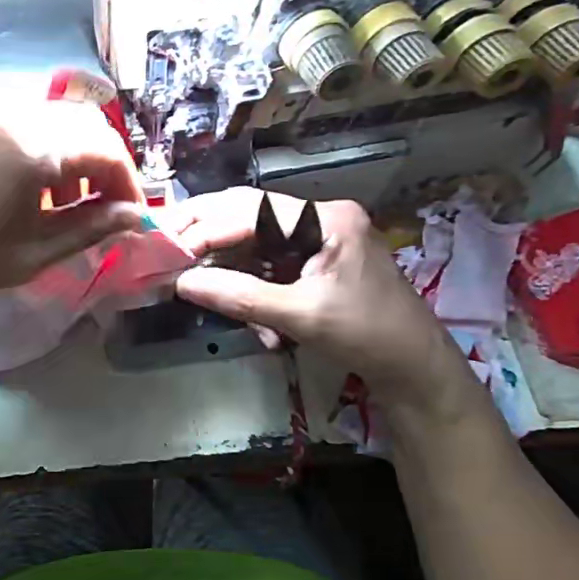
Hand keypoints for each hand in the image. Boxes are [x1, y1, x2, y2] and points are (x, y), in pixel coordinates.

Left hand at [0, 89, 145, 335]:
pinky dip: (43, 152)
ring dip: (74, 159)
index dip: (130, 186)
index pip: (108, 151)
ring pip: (54, 123)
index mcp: (36, 148)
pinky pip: (23, 126)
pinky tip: (30, 192)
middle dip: (105, 168)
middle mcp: (16, 116)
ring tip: (66, 207)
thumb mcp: (26, 256)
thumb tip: (131, 218)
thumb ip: (87, 230)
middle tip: (104, 213)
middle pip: (85, 127)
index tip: (133, 220)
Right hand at [167, 188, 457, 402]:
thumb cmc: (368, 334)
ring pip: (253, 244)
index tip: (169, 253)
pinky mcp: (312, 264)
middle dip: (207, 237)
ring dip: (232, 274)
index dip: (206, 231)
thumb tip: (182, 284)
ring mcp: (315, 241)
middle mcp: (318, 218)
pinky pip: (267, 267)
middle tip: (164, 248)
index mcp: (324, 218)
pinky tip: (262, 329)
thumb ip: (240, 297)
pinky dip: (253, 292)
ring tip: (204, 293)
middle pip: (247, 216)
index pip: (250, 212)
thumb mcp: (301, 316)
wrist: (414, 366)